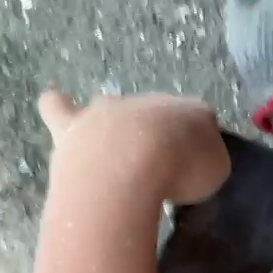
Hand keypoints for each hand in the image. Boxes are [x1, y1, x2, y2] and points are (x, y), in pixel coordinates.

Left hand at [38, 90, 229, 205]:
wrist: (131, 164)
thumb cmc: (182, 170)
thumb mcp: (216, 171)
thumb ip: (209, 160)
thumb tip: (197, 160)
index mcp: (194, 111)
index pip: (202, 119)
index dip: (201, 142)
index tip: (197, 166)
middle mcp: (152, 101)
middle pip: (157, 113)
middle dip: (157, 132)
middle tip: (158, 165)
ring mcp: (110, 109)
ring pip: (113, 107)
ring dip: (115, 123)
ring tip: (116, 151)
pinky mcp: (73, 124)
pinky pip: (59, 107)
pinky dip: (58, 107)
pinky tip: (56, 105)